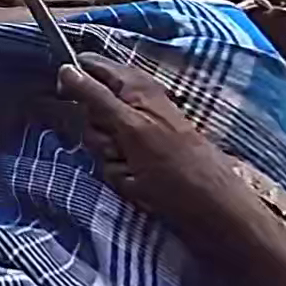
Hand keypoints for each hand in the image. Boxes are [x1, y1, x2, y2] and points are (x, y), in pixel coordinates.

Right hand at [57, 53, 271, 252]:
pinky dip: (121, 174)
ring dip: (109, 156)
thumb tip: (64, 67)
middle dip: (95, 129)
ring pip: (97, 137)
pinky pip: (112, 161)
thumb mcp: (130, 127)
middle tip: (115, 143)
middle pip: (87, 106)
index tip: (65, 95)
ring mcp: (137, 134)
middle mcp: (133, 104)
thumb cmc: (178, 168)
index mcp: (133, 85)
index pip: (87, 64)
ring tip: (134, 170)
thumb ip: (94, 94)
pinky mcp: (141, 160)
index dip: (72, 77)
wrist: (221, 221)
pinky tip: (140, 184)